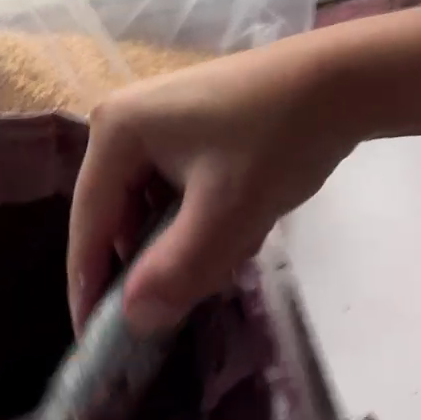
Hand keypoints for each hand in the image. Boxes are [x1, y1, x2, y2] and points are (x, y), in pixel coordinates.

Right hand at [67, 38, 358, 334]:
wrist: (333, 81)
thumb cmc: (274, 140)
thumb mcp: (229, 212)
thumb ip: (178, 268)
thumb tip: (133, 318)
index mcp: (114, 132)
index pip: (88, 219)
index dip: (87, 280)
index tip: (91, 338)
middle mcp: (116, 120)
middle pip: (113, 210)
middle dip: (141, 260)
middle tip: (170, 306)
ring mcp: (144, 119)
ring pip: (142, 201)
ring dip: (172, 239)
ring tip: (218, 257)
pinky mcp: (172, 124)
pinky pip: (162, 185)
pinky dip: (187, 217)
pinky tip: (227, 226)